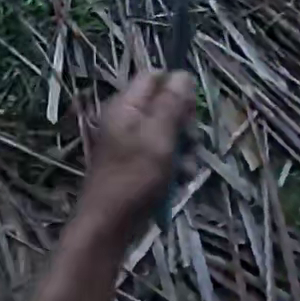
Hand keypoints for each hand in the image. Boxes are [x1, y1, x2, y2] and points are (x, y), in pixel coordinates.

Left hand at [76, 70, 195, 235]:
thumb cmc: (133, 178)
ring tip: (185, 169)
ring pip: (170, 134)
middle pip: (166, 106)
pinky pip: (164, 156)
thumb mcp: (159, 137)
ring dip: (184, 150)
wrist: (109, 226)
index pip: (155, 77)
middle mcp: (127, 120)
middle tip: (189, 142)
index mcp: (126, 105)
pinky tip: (179, 181)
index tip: (190, 109)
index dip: (177, 88)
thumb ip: (172, 104)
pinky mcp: (138, 166)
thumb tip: (183, 74)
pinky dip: (175, 167)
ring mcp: (132, 144)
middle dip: (184, 124)